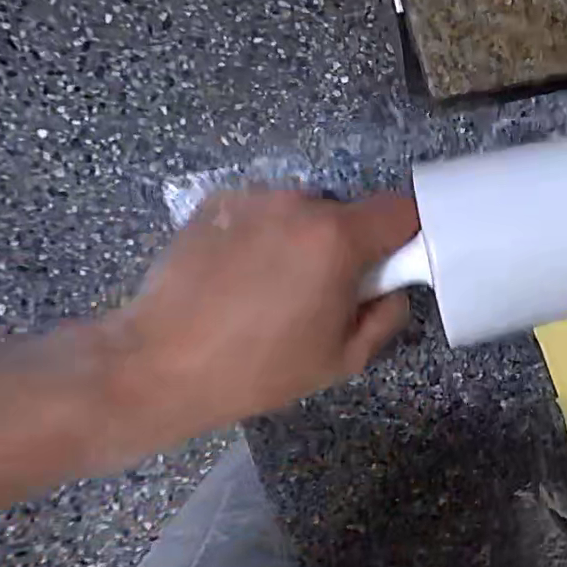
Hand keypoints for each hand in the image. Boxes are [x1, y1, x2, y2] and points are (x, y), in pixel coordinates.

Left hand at [92, 189, 417, 458]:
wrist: (159, 364)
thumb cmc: (260, 368)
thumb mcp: (344, 360)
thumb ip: (388, 316)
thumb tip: (392, 288)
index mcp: (338, 239)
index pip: (401, 209)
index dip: (407, 234)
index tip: (391, 264)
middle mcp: (299, 204)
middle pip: (350, 211)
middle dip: (350, 243)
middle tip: (325, 289)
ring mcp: (254, 198)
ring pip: (305, 210)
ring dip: (305, 237)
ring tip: (273, 284)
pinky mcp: (217, 201)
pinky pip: (264, 211)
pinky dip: (266, 233)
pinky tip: (240, 272)